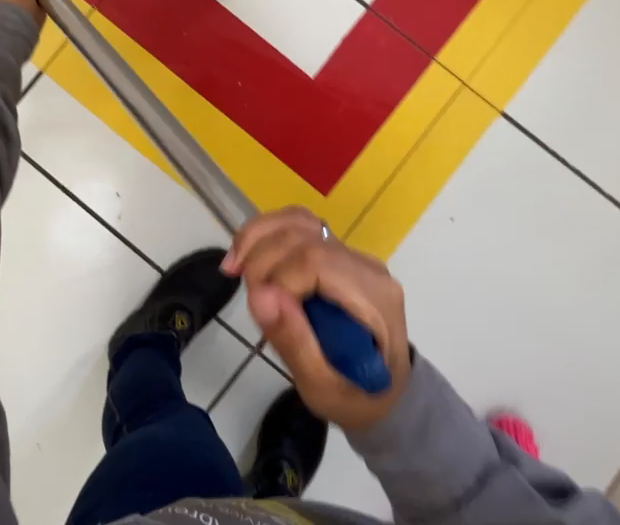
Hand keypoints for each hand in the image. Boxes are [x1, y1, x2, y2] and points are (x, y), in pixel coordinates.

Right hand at [224, 207, 412, 430]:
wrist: (385, 393)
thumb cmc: (356, 397)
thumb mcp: (324, 390)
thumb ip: (295, 343)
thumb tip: (260, 296)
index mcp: (373, 297)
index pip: (317, 261)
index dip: (278, 278)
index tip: (261, 311)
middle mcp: (366, 266)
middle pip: (304, 236)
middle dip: (262, 260)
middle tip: (247, 297)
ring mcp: (352, 255)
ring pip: (298, 220)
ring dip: (257, 237)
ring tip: (235, 268)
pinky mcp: (336, 253)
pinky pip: (298, 227)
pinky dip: (265, 234)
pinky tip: (244, 255)